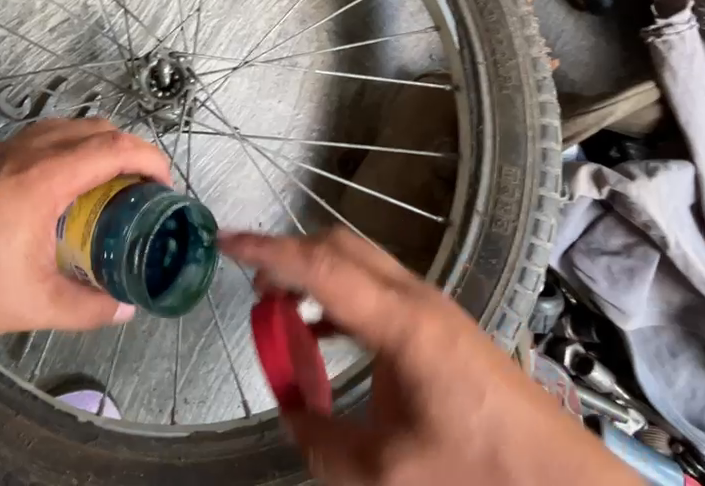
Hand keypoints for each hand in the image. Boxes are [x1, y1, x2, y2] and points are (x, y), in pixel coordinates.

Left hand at [0, 118, 171, 343]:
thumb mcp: (35, 303)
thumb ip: (88, 306)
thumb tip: (123, 307)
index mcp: (43, 178)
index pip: (113, 148)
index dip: (149, 159)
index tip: (166, 184)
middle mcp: (24, 153)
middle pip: (94, 128)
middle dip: (128, 149)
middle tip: (142, 188)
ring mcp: (0, 152)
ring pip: (65, 127)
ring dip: (96, 145)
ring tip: (108, 186)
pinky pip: (40, 137)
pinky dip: (67, 149)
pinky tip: (63, 190)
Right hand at [221, 230, 638, 485]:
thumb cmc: (480, 474)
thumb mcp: (387, 472)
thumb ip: (322, 441)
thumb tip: (291, 414)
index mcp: (401, 322)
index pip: (319, 266)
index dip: (266, 252)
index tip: (225, 242)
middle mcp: (417, 298)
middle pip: (340, 247)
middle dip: (289, 254)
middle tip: (250, 281)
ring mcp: (434, 308)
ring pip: (360, 263)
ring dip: (315, 273)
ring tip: (278, 306)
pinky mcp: (443, 326)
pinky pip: (378, 289)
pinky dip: (340, 297)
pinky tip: (324, 335)